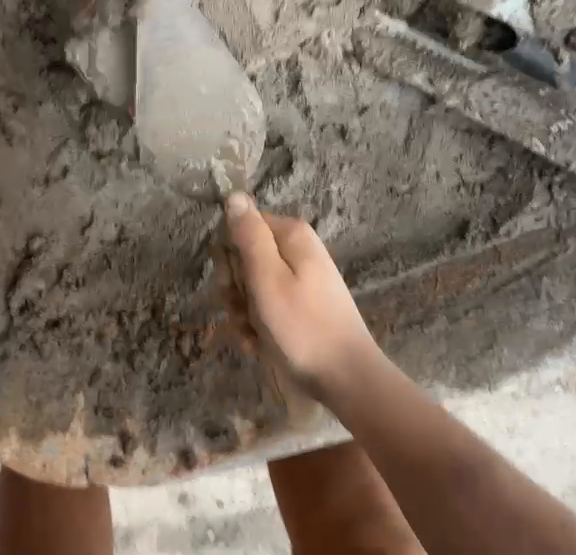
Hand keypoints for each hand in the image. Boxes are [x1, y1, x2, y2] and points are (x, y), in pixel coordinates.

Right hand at [222, 192, 377, 401]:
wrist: (346, 382)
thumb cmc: (303, 327)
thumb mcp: (267, 278)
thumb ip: (249, 235)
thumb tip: (234, 195)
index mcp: (292, 236)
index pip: (241, 226)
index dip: (229, 254)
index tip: (231, 282)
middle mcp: (296, 252)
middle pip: (243, 257)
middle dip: (233, 287)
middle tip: (240, 309)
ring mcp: (297, 282)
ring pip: (249, 286)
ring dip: (241, 311)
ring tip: (252, 333)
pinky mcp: (297, 309)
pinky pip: (263, 309)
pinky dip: (255, 327)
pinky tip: (258, 344)